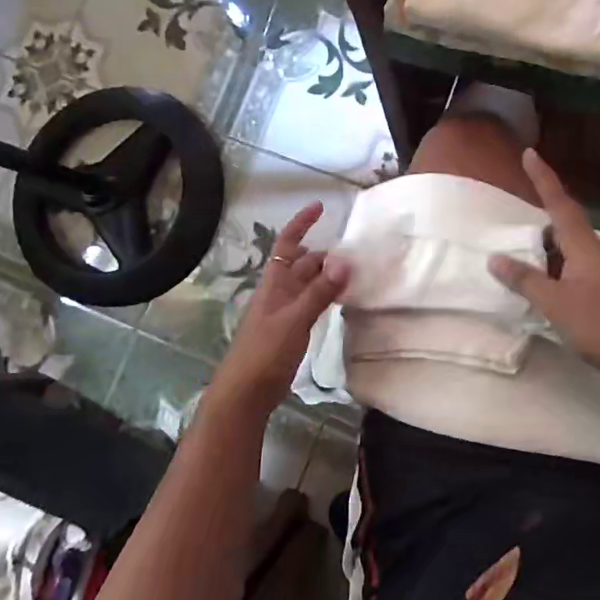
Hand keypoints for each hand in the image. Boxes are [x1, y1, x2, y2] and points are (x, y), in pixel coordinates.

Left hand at [208, 202, 350, 409]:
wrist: (245, 392)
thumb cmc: (264, 353)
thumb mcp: (294, 320)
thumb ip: (319, 292)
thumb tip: (344, 261)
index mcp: (274, 285)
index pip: (287, 244)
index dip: (301, 224)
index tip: (320, 207)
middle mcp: (278, 293)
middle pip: (301, 264)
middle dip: (324, 255)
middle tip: (354, 255)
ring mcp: (283, 313)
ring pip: (307, 285)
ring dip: (327, 276)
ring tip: (354, 274)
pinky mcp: (290, 331)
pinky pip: (310, 304)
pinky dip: (325, 297)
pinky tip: (339, 302)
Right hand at [487, 149, 599, 385]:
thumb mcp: (557, 304)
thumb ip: (526, 281)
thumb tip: (496, 258)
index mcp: (585, 248)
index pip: (560, 204)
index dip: (544, 179)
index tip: (529, 153)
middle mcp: (597, 254)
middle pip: (565, 229)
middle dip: (540, 228)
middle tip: (513, 237)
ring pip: (571, 255)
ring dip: (547, 256)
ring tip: (522, 268)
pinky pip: (577, 275)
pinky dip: (557, 276)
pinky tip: (546, 295)